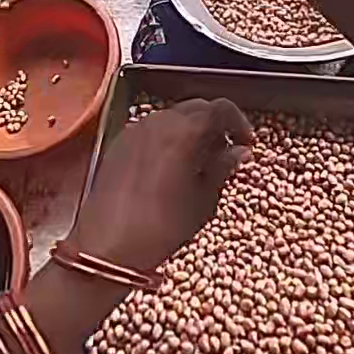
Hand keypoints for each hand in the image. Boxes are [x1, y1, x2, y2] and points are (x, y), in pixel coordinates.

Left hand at [65, 98, 253, 272]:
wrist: (107, 245)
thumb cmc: (161, 227)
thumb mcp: (203, 201)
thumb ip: (222, 168)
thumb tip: (239, 152)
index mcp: (184, 131)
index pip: (221, 109)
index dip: (239, 122)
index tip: (246, 143)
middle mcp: (159, 121)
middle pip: (196, 108)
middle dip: (215, 125)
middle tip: (226, 152)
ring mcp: (135, 129)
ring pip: (173, 116)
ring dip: (191, 130)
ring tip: (200, 161)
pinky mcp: (120, 142)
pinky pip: (152, 129)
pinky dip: (169, 138)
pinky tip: (173, 165)